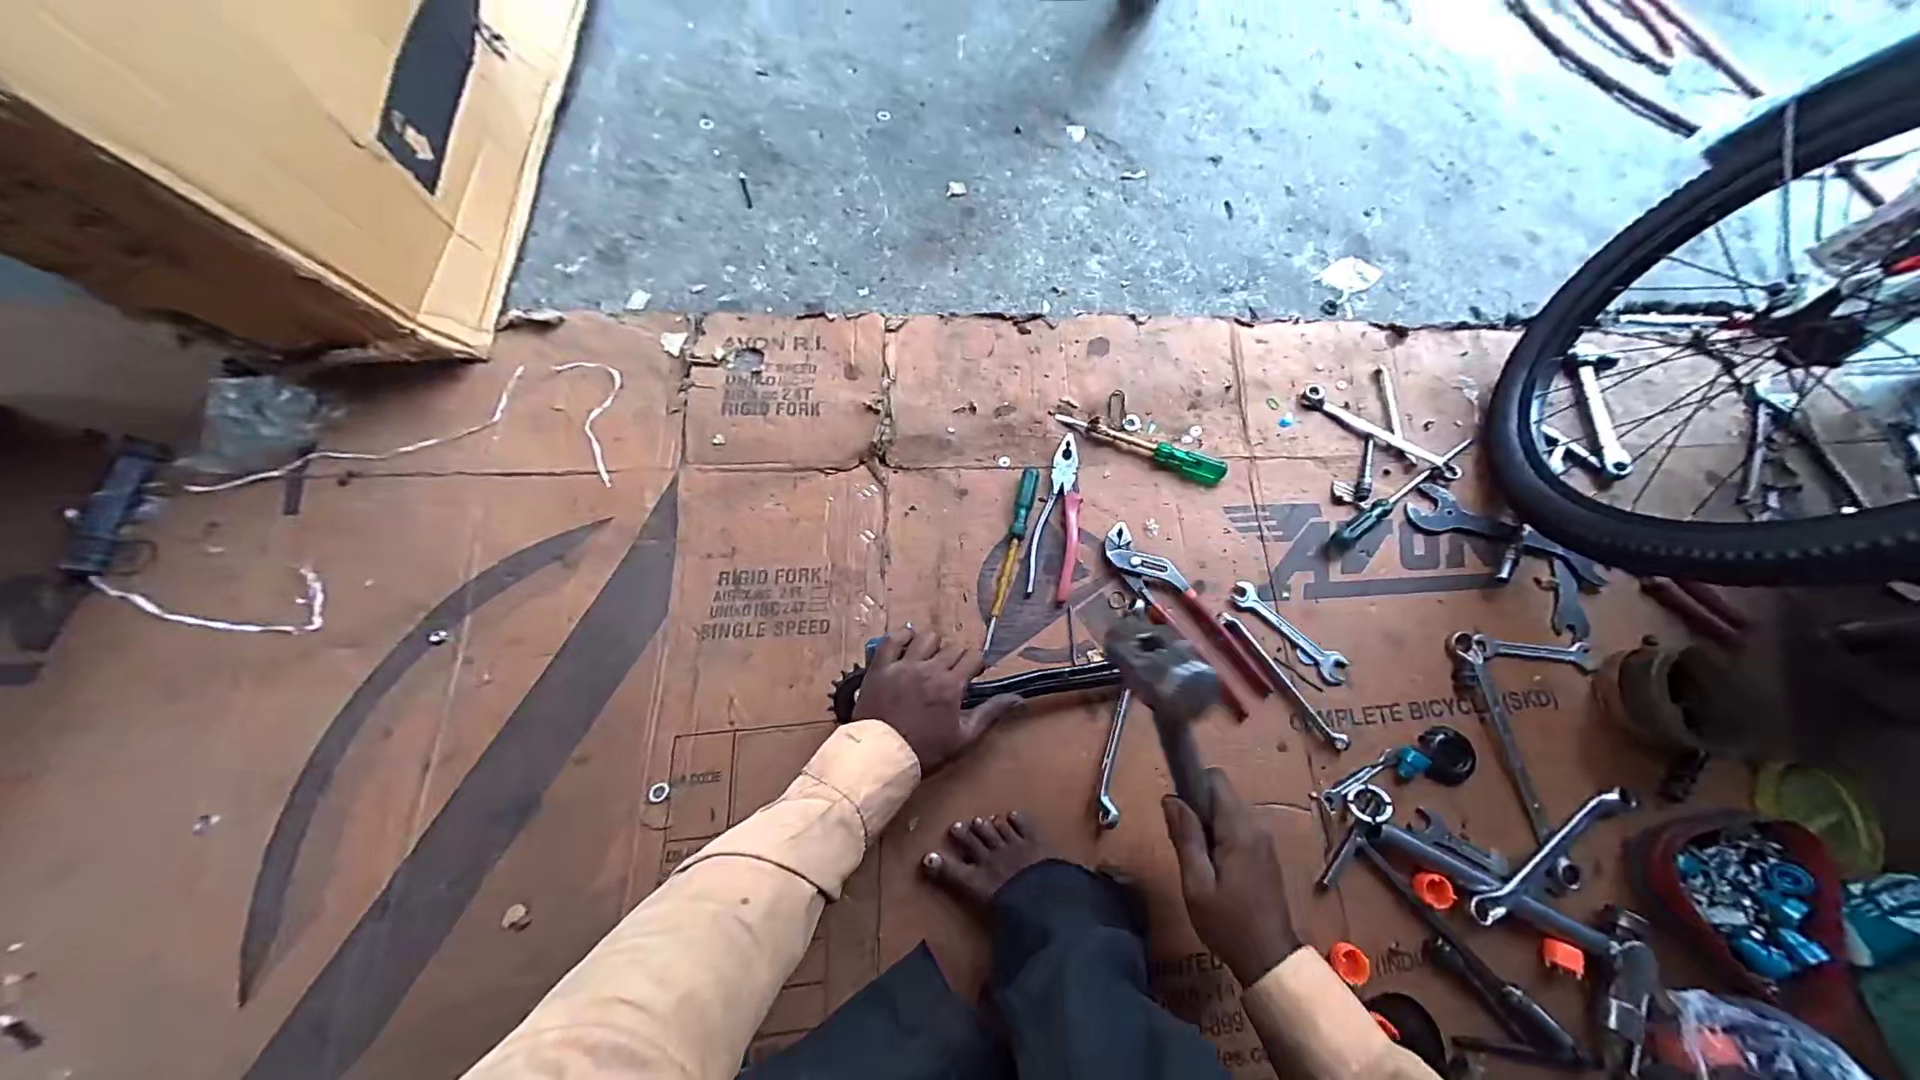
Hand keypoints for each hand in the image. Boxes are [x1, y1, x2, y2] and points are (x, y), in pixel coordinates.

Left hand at [852, 628, 1023, 771]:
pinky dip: (902, 638)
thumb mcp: (964, 738)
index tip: (972, 674)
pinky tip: (907, 645)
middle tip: (951, 673)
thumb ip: (990, 713)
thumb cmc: (925, 751)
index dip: (976, 664)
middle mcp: (929, 669)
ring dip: (933, 646)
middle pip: (952, 648)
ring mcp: (902, 665)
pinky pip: (893, 640)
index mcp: (950, 685)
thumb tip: (1016, 699)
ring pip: (925, 638)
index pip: (972, 657)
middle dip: (957, 658)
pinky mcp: (880, 667)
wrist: (881, 756)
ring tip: (929, 660)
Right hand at [1162, 769, 1300, 985]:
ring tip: (1197, 861)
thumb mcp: (1196, 883)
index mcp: (1239, 829)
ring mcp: (1264, 840)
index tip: (1177, 811)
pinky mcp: (1265, 853)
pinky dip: (1220, 836)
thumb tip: (1171, 799)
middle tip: (1183, 843)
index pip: (1215, 778)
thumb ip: (1185, 836)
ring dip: (1207, 824)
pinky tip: (1213, 868)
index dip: (1191, 784)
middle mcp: (1256, 826)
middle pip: (1220, 794)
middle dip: (1196, 809)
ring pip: (1227, 811)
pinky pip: (1237, 828)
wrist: (1271, 960)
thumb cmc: (1229, 923)